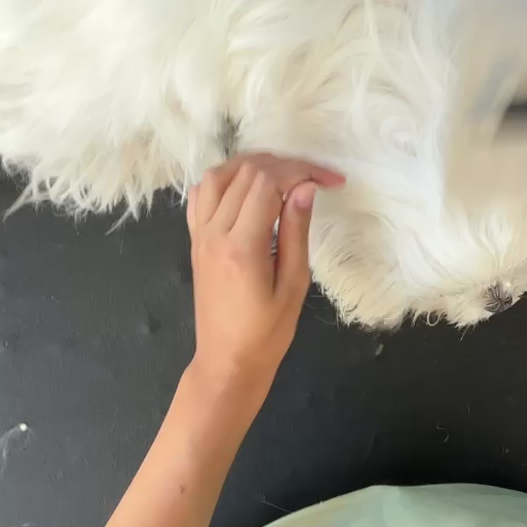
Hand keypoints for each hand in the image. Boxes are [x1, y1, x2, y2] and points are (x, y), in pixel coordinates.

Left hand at [184, 153, 344, 397]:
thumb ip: (296, 231)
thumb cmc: (267, 333)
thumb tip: (305, 187)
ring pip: (220, 174)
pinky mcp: (195, 239)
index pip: (269, 183)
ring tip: (285, 175)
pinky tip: (247, 187)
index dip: (302, 171)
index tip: (331, 181)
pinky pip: (203, 194)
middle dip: (286, 166)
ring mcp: (200, 234)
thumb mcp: (294, 284)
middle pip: (247, 172)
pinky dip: (225, 179)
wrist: (227, 361)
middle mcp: (215, 233)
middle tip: (316, 179)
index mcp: (242, 246)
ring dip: (254, 165)